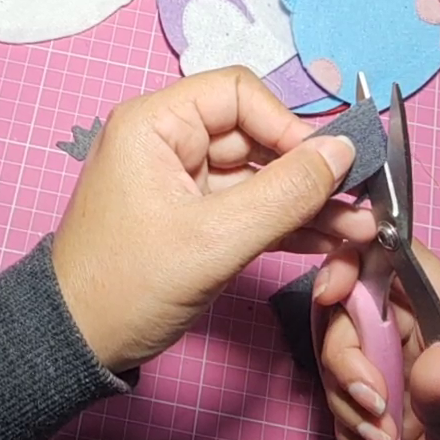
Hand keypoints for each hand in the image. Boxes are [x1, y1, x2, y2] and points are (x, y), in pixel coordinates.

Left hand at [53, 67, 374, 372]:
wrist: (79, 345)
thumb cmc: (127, 284)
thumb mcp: (214, 239)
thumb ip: (284, 193)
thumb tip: (342, 150)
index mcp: (156, 123)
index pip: (238, 94)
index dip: (287, 124)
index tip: (328, 164)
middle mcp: (170, 140)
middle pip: (255, 134)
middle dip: (308, 169)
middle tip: (360, 198)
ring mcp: (183, 179)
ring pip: (258, 174)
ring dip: (306, 201)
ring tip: (359, 227)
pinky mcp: (194, 215)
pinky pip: (249, 205)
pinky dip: (285, 222)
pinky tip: (329, 239)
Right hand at [316, 242, 439, 439]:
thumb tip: (438, 359)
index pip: (400, 261)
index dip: (355, 261)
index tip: (331, 297)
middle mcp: (430, 340)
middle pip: (356, 309)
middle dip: (345, 357)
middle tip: (373, 408)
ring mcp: (409, 375)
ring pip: (344, 356)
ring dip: (348, 402)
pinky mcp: (393, 410)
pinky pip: (347, 400)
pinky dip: (351, 430)